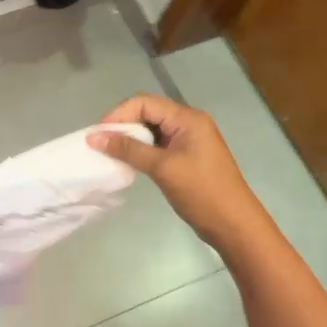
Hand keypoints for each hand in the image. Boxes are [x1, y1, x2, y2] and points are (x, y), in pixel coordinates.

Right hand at [89, 93, 260, 242]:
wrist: (233, 224)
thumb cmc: (201, 192)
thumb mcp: (162, 168)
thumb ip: (128, 150)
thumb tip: (94, 137)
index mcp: (188, 119)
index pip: (145, 103)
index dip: (119, 114)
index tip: (98, 134)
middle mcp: (189, 123)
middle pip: (148, 113)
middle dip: (123, 125)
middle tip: (101, 144)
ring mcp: (188, 141)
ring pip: (152, 130)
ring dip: (131, 139)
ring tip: (110, 154)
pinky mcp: (186, 157)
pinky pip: (158, 145)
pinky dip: (141, 151)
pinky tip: (128, 163)